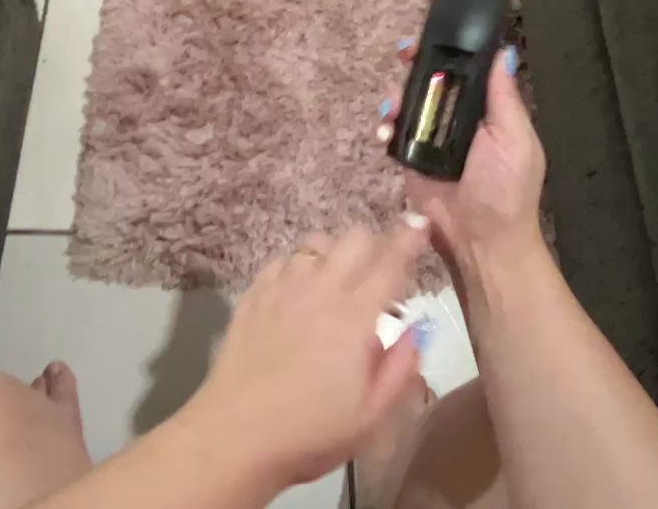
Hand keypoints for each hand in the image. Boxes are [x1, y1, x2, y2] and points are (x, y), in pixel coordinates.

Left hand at [176, 221, 429, 487]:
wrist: (236, 433)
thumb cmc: (311, 431)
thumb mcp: (372, 416)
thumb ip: (400, 368)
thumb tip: (414, 330)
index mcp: (354, 316)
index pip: (390, 263)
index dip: (409, 239)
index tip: (420, 223)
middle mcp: (320, 288)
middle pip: (354, 237)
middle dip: (374, 245)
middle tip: (378, 275)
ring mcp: (282, 286)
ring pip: (316, 241)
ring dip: (334, 254)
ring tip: (335, 283)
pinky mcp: (254, 292)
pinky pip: (283, 259)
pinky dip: (298, 266)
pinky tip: (298, 292)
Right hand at [379, 42, 545, 269]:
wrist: (482, 242)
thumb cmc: (506, 189)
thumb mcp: (515, 138)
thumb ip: (503, 97)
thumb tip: (504, 51)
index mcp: (485, 109)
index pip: (462, 68)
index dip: (445, 49)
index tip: (429, 37)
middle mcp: (455, 117)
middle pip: (429, 79)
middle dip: (413, 65)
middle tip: (402, 56)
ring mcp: (430, 137)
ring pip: (406, 101)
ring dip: (395, 95)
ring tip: (393, 107)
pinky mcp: (409, 157)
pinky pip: (392, 132)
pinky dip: (385, 125)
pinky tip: (385, 130)